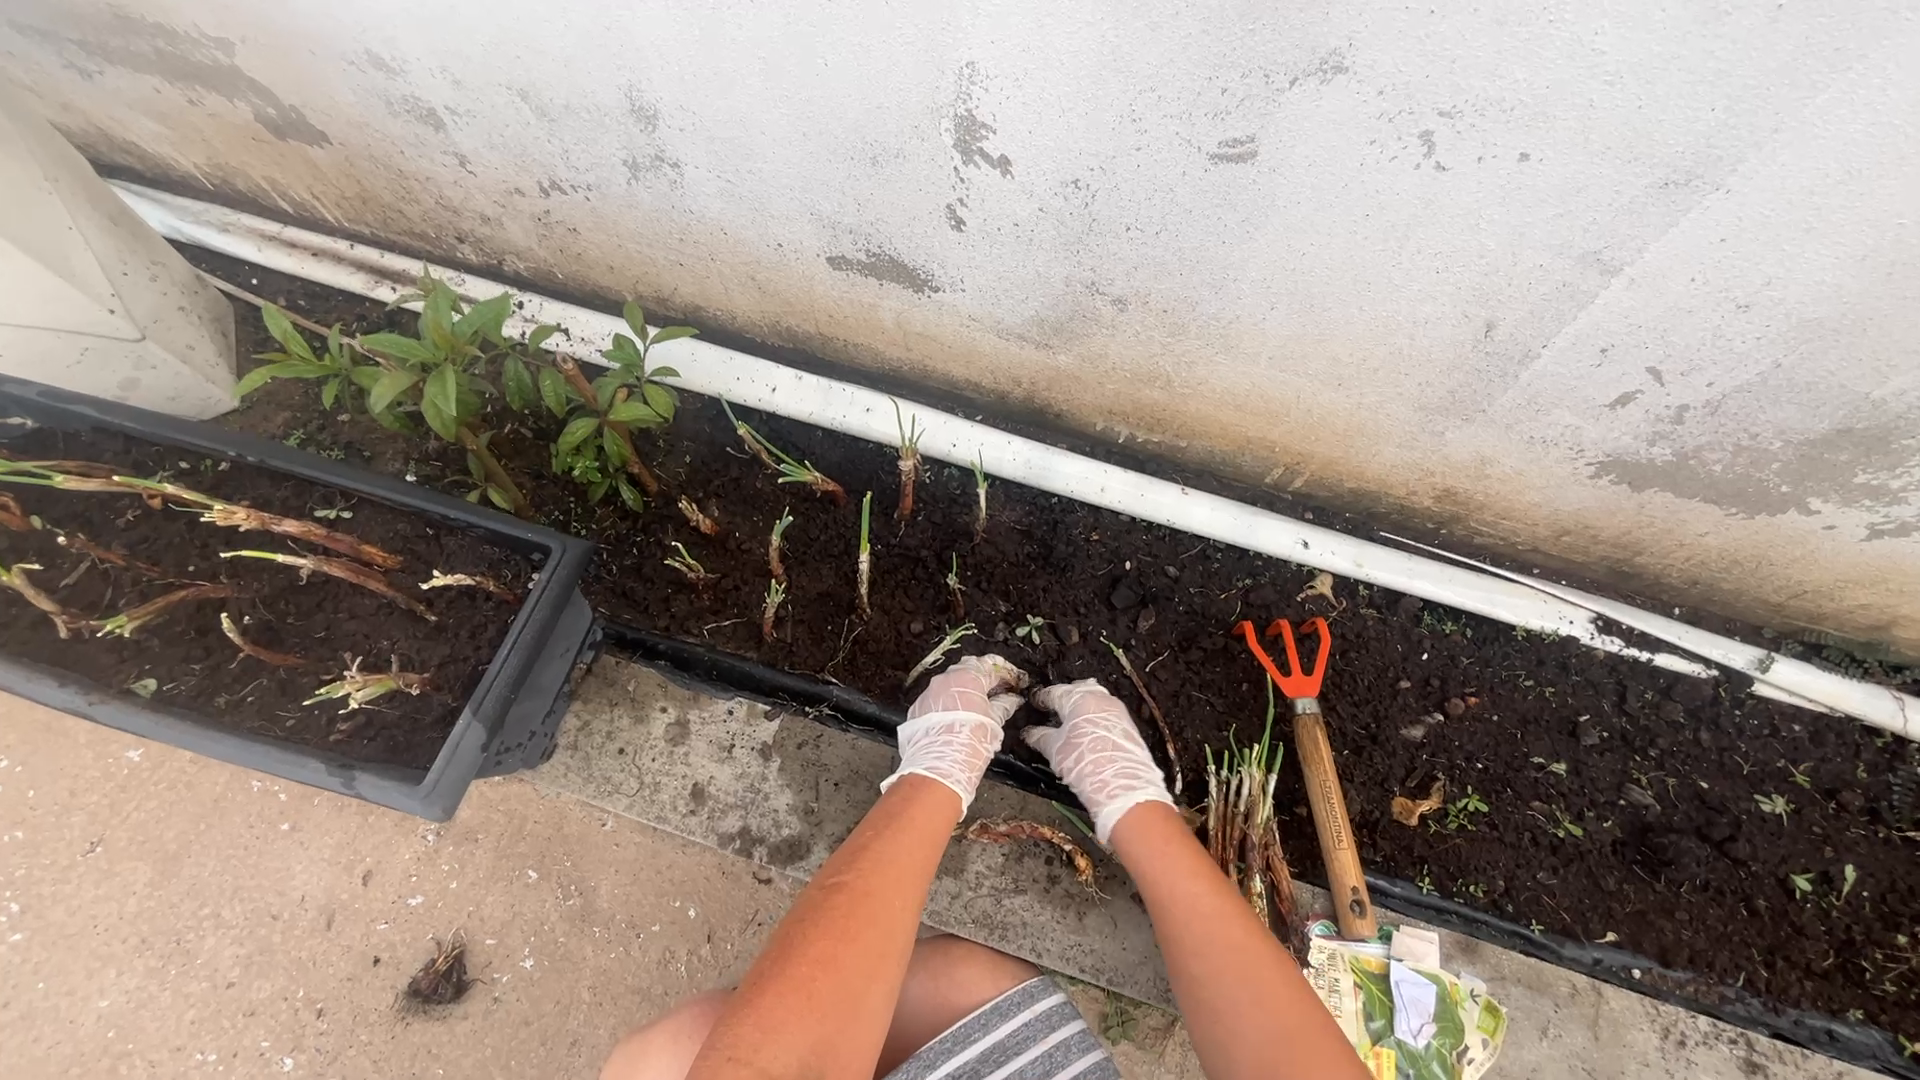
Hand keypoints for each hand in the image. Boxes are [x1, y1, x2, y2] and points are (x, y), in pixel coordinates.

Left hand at [882, 654, 1027, 812]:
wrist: (938, 766)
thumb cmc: (968, 743)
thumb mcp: (994, 722)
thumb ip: (1004, 705)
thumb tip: (1011, 700)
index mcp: (968, 677)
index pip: (991, 666)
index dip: (1006, 673)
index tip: (1014, 681)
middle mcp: (946, 679)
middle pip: (969, 669)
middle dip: (984, 677)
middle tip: (998, 689)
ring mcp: (929, 693)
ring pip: (950, 683)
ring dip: (965, 689)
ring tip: (978, 703)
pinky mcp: (918, 708)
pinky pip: (937, 698)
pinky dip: (949, 702)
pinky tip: (957, 715)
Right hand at [1023, 679, 1174, 843]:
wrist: (1124, 789)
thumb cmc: (1085, 764)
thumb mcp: (1055, 750)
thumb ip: (1040, 737)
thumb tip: (1030, 733)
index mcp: (1080, 698)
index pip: (1055, 692)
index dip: (1042, 698)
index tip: (1034, 703)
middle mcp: (1101, 699)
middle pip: (1077, 693)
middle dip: (1064, 700)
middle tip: (1051, 711)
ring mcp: (1118, 712)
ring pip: (1094, 703)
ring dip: (1080, 710)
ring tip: (1068, 724)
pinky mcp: (1129, 727)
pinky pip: (1106, 716)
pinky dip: (1093, 720)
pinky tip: (1086, 734)